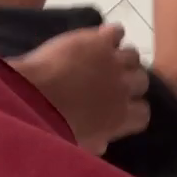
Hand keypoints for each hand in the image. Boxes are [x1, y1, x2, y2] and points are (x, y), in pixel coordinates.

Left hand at [10, 24, 150, 153]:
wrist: (32, 94)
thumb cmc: (51, 126)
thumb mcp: (76, 144)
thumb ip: (95, 142)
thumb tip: (104, 142)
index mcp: (119, 117)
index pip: (144, 113)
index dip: (134, 110)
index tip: (123, 109)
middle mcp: (123, 87)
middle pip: (142, 80)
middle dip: (130, 81)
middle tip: (113, 82)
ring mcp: (113, 60)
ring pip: (133, 54)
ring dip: (122, 58)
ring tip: (106, 60)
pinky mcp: (100, 39)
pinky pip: (118, 31)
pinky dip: (112, 35)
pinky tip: (99, 41)